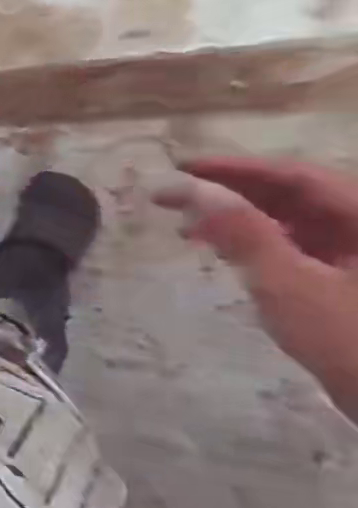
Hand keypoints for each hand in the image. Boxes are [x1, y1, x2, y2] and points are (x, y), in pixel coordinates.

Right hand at [153, 157, 357, 418]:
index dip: (240, 168)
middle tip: (168, 195)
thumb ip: (242, 232)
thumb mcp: (288, 284)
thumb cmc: (352, 339)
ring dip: (239, 215)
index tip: (179, 168)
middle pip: (301, 195)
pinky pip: (303, 242)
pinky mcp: (354, 276)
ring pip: (299, 218)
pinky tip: (223, 248)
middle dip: (232, 191)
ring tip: (186, 224)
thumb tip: (192, 188)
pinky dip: (258, 238)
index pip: (303, 177)